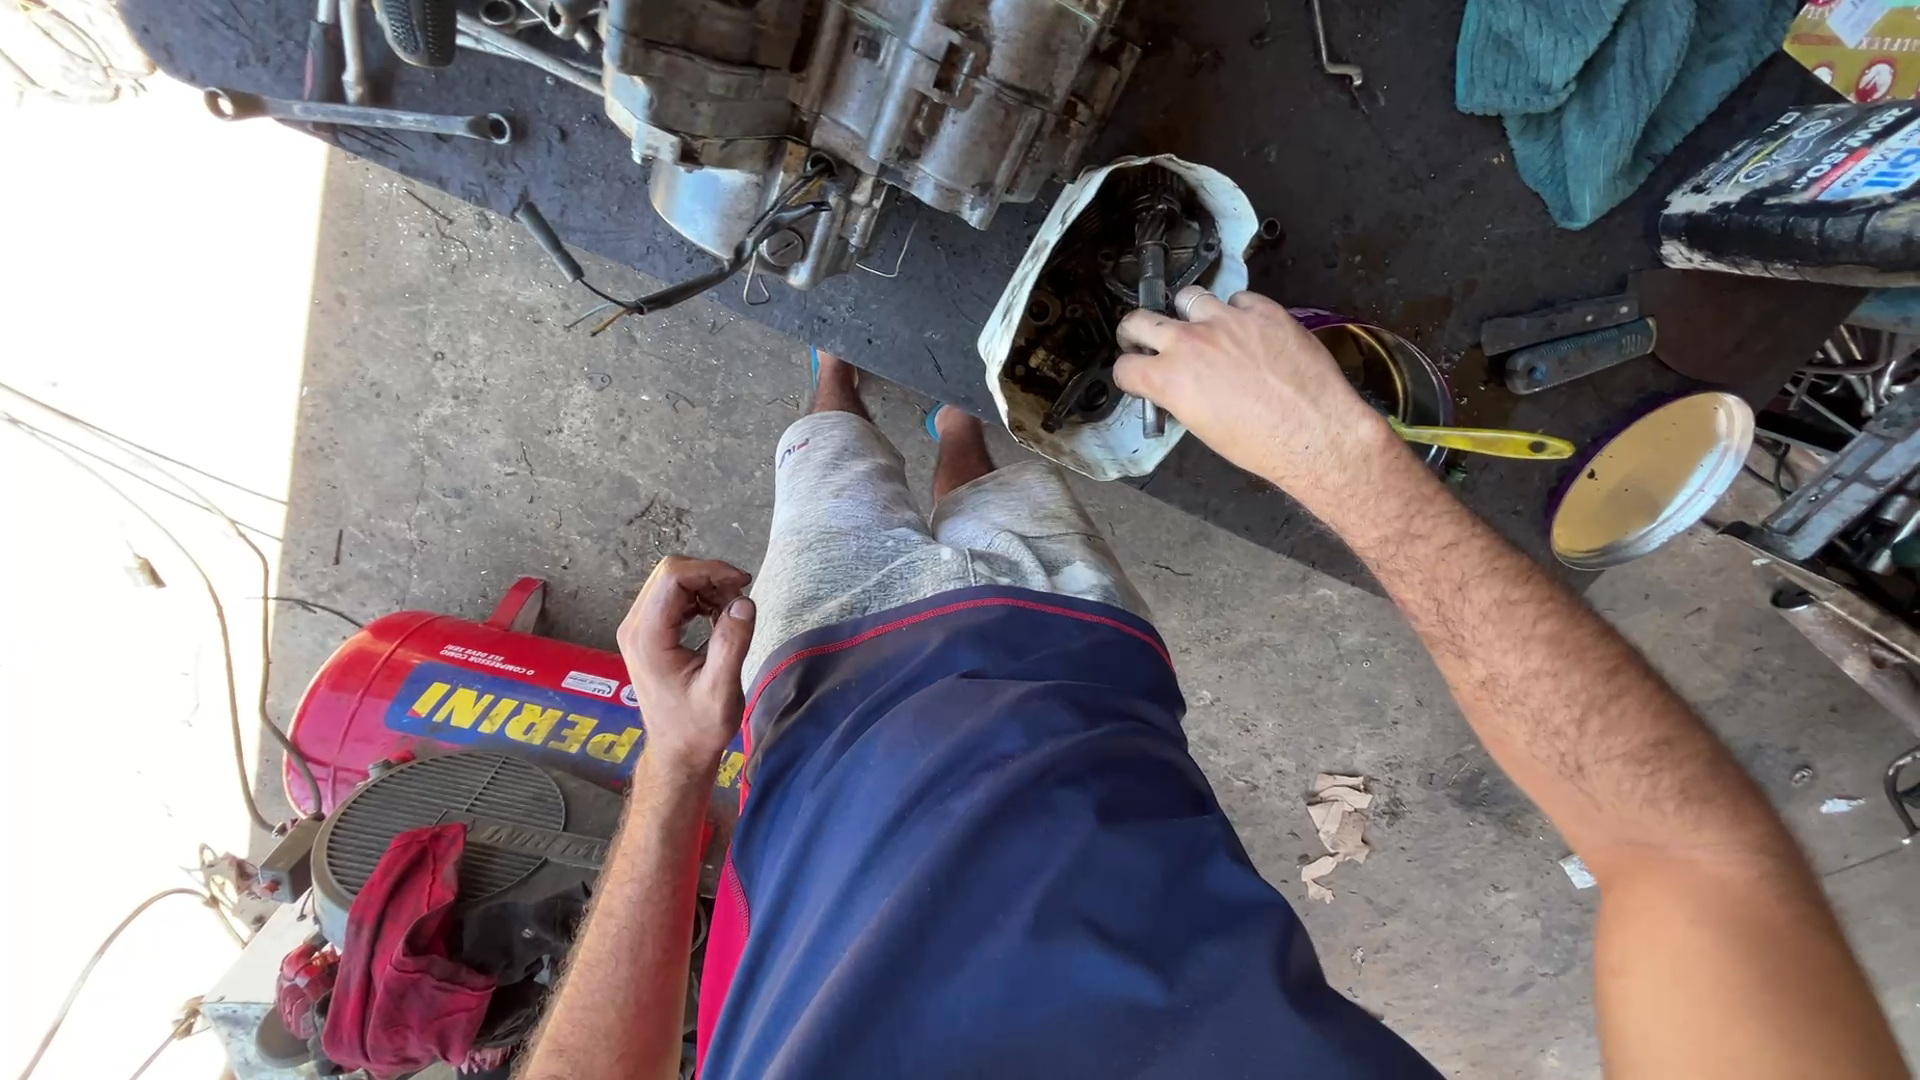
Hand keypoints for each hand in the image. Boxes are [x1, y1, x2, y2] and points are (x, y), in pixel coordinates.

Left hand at [616, 556, 756, 775]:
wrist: (678, 751)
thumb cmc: (698, 727)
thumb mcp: (721, 690)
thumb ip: (731, 643)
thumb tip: (744, 602)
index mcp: (648, 637)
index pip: (674, 577)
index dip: (711, 571)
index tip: (743, 584)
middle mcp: (635, 626)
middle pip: (670, 572)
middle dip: (710, 576)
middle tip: (740, 599)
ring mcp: (639, 628)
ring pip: (672, 580)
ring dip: (707, 586)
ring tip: (732, 611)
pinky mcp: (648, 632)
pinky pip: (673, 596)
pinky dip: (699, 597)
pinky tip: (718, 617)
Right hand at [1115, 286, 1400, 512]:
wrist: (1313, 432)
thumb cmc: (1259, 443)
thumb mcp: (1201, 427)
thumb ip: (1179, 396)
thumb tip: (1177, 388)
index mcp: (1169, 379)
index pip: (1125, 366)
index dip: (1127, 373)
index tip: (1135, 374)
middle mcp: (1190, 342)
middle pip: (1140, 320)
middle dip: (1135, 331)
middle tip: (1142, 337)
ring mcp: (1227, 321)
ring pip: (1189, 297)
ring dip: (1187, 312)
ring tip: (1199, 326)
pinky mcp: (1262, 311)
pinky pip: (1238, 299)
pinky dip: (1235, 311)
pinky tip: (1244, 329)